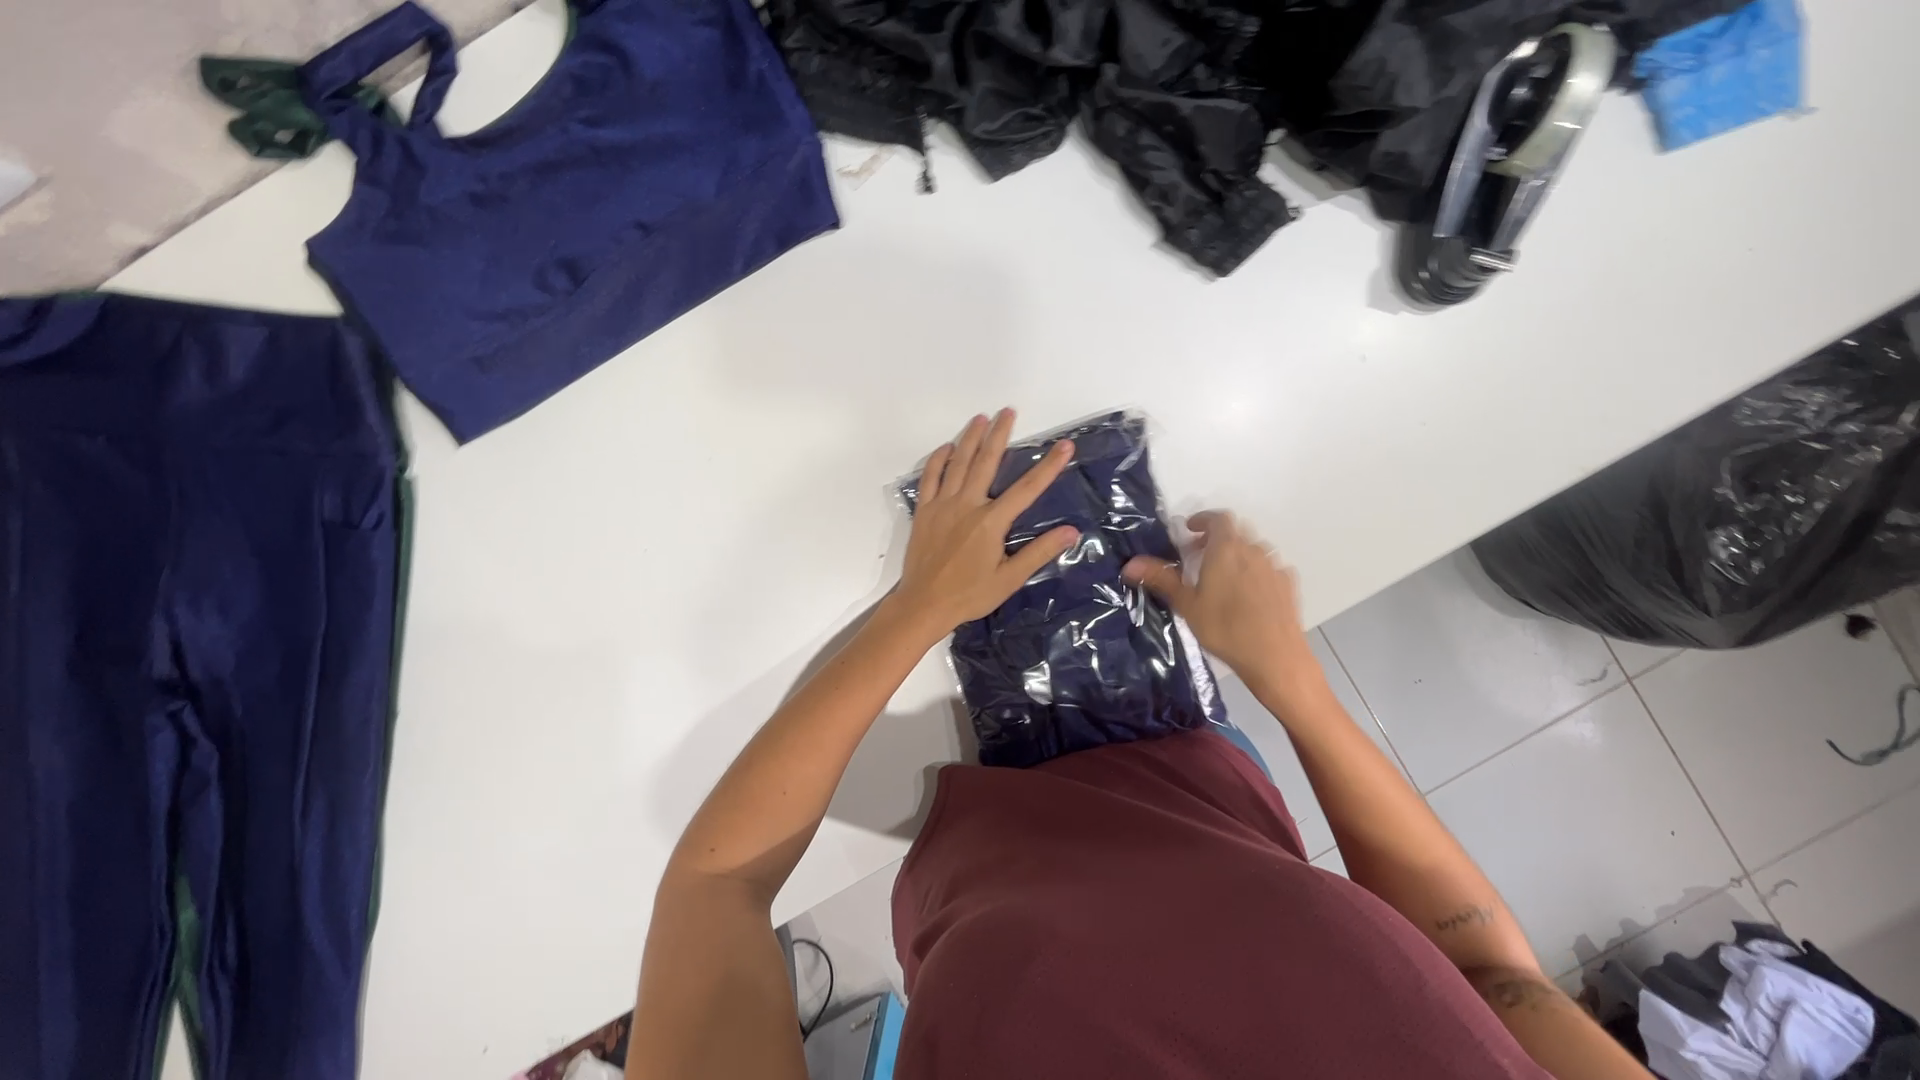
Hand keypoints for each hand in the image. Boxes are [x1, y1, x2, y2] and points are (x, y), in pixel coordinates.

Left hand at [890, 409, 1079, 637]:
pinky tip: (947, 447)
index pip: (1026, 488)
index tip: (1064, 445)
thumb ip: (1039, 552)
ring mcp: (942, 505)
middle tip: (1009, 411)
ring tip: (981, 417)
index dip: (1048, 466)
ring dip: (970, 438)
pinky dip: (938, 459)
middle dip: (1000, 434)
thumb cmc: (969, 595)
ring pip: (957, 463)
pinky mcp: (924, 511)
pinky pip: (930, 477)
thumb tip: (1071, 532)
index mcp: (991, 522)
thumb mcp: (1010, 579)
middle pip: (986, 462)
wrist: (924, 604)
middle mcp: (967, 506)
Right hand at [1121, 511, 1317, 693]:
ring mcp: (1274, 567)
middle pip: (1236, 532)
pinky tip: (1247, 596)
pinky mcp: (1288, 585)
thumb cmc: (1225, 628)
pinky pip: (1268, 568)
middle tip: (1199, 557)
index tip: (1189, 531)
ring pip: (1253, 550)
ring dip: (1236, 556)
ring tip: (1222, 579)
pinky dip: (1254, 572)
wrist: (1275, 657)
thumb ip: (1161, 579)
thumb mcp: (1187, 605)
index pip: (1218, 518)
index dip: (1203, 520)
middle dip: (1216, 539)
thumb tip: (1130, 564)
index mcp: (1227, 548)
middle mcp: (1254, 550)